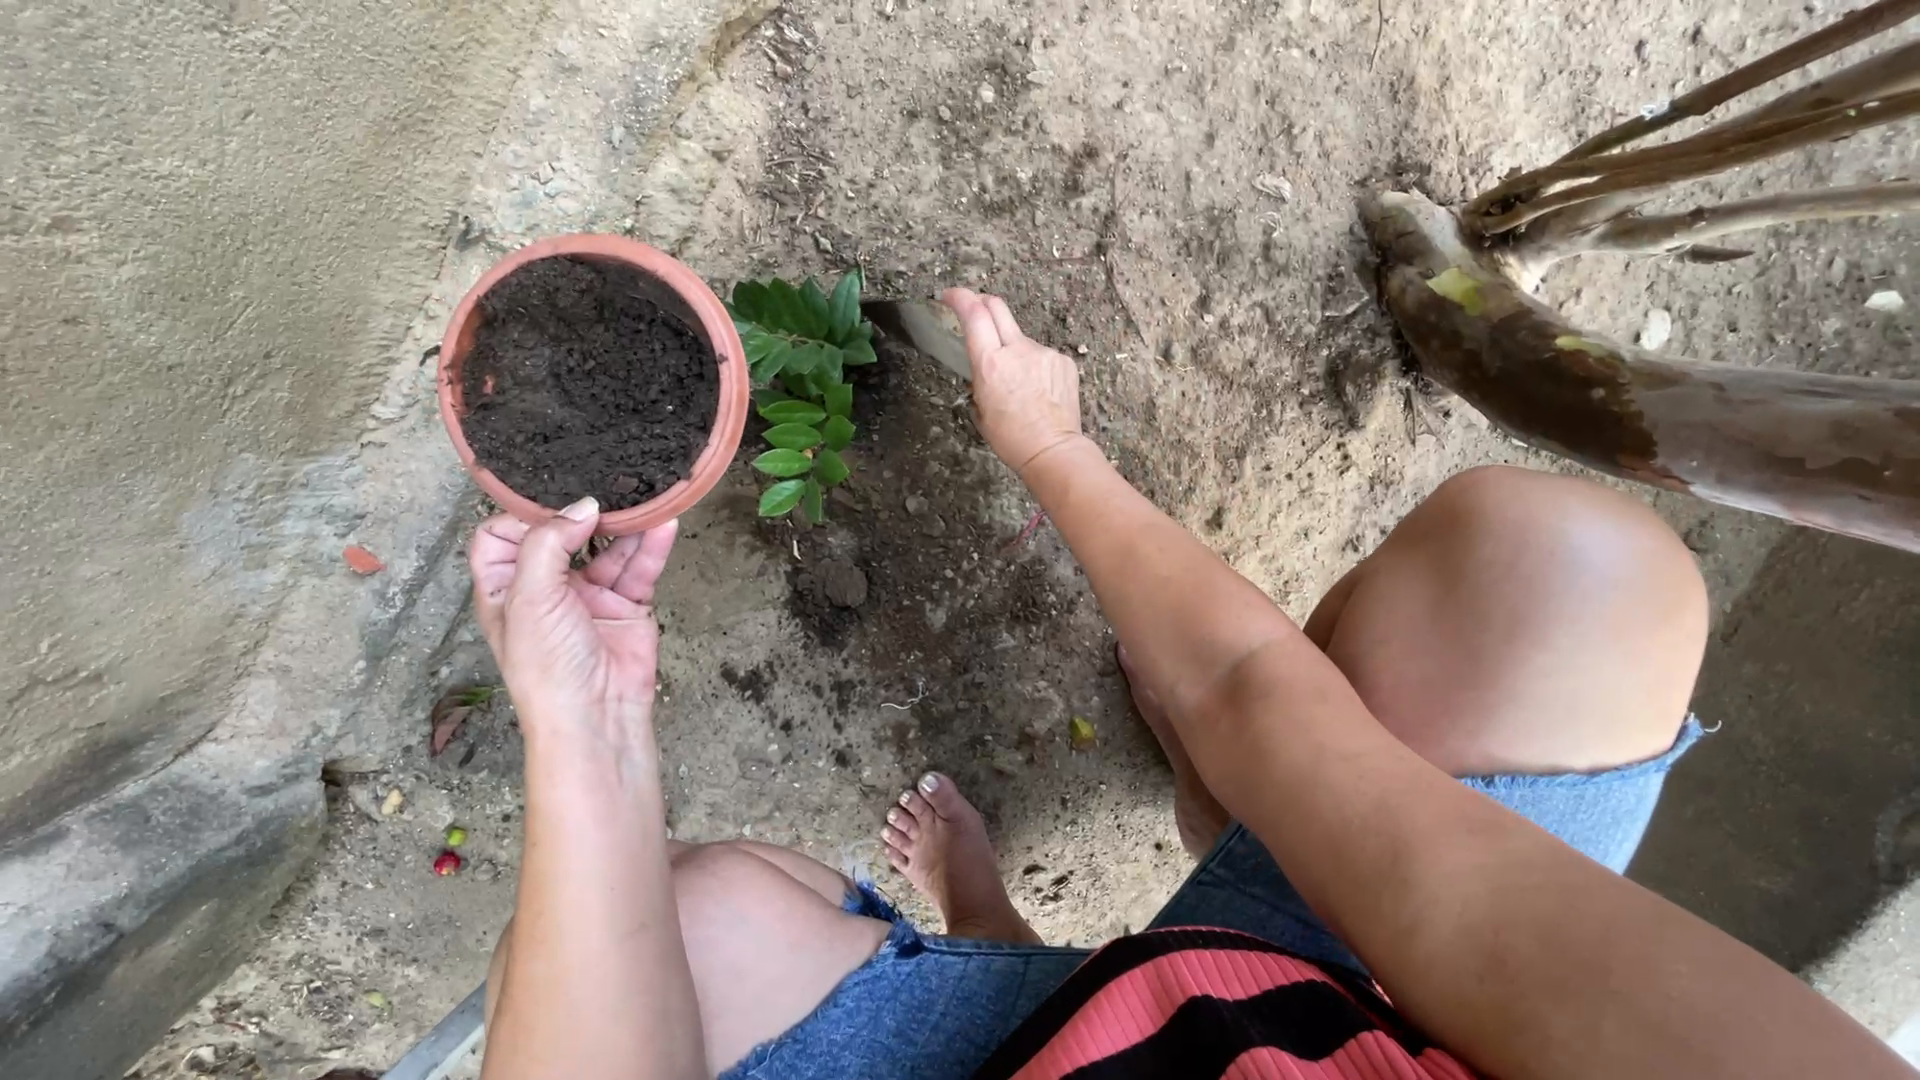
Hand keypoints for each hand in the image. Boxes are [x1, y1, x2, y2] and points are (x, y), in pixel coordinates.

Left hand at [468, 497, 677, 758]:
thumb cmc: (548, 667)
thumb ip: (549, 543)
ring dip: (626, 527)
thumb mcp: (530, 598)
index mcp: (506, 588)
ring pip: (609, 549)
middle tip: (603, 491)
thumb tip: (582, 507)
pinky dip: (652, 546)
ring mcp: (591, 596)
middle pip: (562, 536)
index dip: (521, 516)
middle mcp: (547, 589)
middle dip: (582, 514)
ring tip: (643, 501)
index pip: (500, 537)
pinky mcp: (628, 605)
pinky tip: (664, 524)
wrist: (597, 714)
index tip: (552, 500)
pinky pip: (640, 568)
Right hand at [942, 287, 1084, 476]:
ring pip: (1020, 337)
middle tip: (975, 311)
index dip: (960, 298)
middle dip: (982, 303)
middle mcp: (1017, 352)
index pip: (974, 314)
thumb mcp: (980, 410)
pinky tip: (1036, 389)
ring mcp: (1043, 353)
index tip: (951, 296)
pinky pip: (1041, 354)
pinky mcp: (1062, 361)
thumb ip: (979, 377)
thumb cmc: (1013, 438)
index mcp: (990, 365)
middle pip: (997, 307)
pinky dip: (1033, 365)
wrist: (1052, 450)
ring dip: (1012, 348)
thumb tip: (984, 366)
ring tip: (1016, 383)